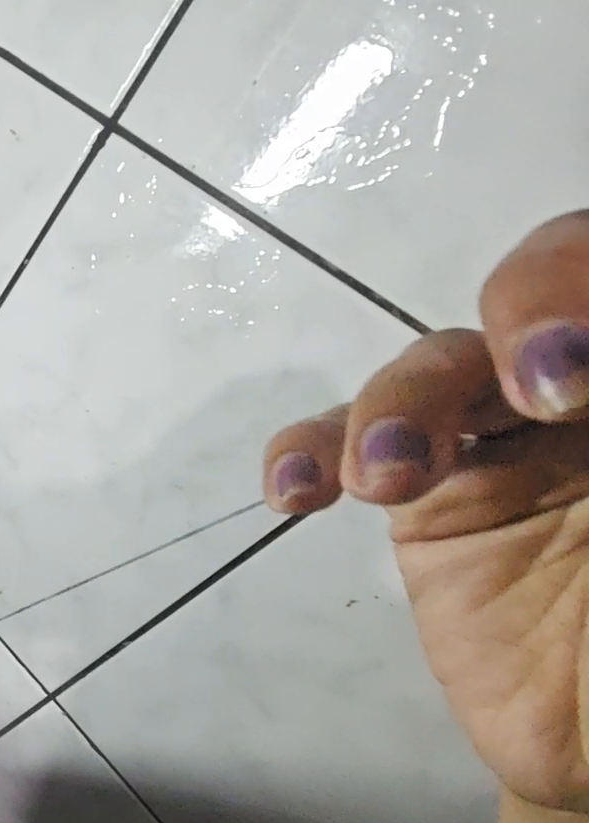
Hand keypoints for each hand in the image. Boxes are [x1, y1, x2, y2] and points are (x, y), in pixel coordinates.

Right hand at [261, 211, 588, 813]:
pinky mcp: (422, 499)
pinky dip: (304, 453)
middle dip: (524, 316)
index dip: (588, 291)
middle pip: (533, 290)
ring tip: (385, 483)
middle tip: (538, 394)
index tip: (582, 376)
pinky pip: (336, 447)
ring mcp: (503, 445)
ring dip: (394, 411)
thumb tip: (562, 403)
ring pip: (425, 369)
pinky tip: (296, 495)